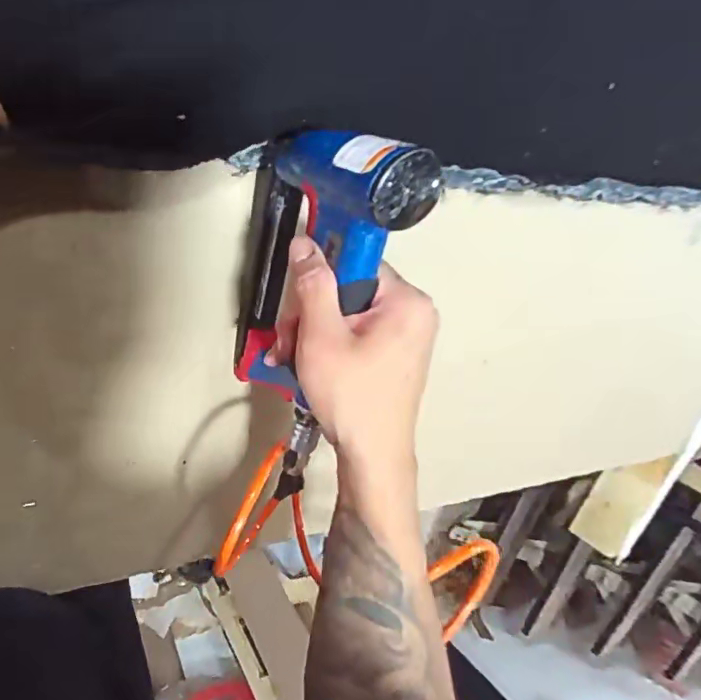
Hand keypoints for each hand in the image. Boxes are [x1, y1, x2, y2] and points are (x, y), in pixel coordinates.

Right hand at [271, 235, 438, 478]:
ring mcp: (402, 336)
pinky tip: (304, 363)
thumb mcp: (321, 335)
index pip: (356, 261)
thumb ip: (313, 284)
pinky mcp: (389, 355)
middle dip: (308, 312)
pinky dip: (324, 345)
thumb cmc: (351, 397)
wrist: (371, 457)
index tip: (297, 293)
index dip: (321, 274)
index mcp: (406, 301)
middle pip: (346, 288)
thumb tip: (304, 243)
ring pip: (343, 313)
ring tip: (291, 357)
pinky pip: (351, 333)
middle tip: (289, 340)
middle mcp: (411, 313)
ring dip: (309, 331)